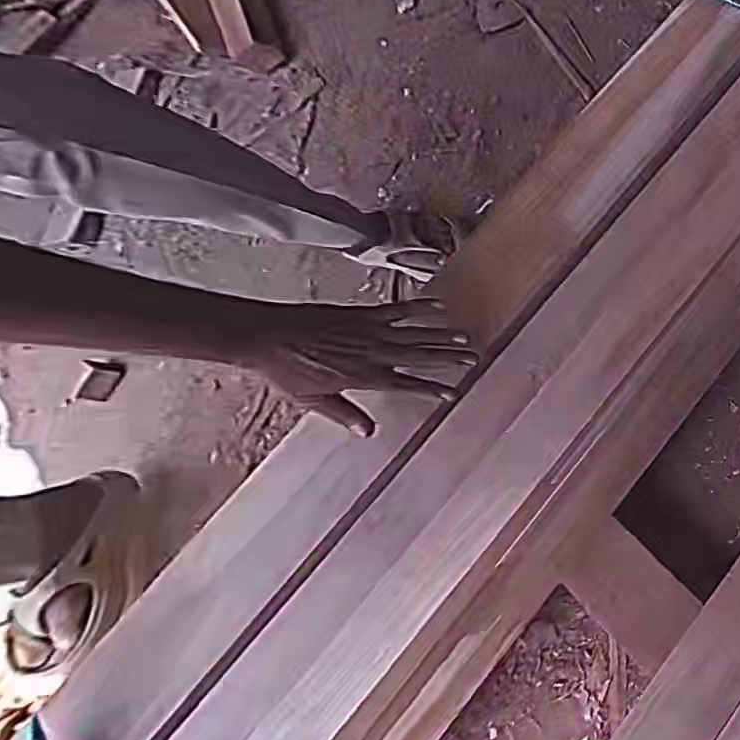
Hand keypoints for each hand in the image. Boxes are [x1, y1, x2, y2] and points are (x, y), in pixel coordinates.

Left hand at [241, 299, 479, 435]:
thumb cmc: (287, 370)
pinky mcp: (366, 314)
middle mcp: (375, 353)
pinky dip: (421, 307)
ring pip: (417, 334)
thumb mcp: (313, 399)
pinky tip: (440, 307)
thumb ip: (345, 414)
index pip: (407, 384)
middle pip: (421, 356)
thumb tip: (367, 433)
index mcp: (365, 376)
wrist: (266, 336)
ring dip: (442, 335)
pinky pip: (400, 309)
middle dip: (450, 358)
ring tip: (465, 337)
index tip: (452, 393)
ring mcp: (372, 331)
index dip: (431, 388)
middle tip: (473, 358)